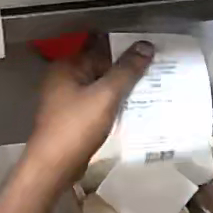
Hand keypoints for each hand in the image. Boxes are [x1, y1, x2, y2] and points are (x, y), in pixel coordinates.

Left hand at [22, 38, 152, 178]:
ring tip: (154, 89)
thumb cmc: (76, 127)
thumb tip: (145, 45)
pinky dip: (113, 106)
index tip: (153, 53)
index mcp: (67, 66)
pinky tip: (135, 110)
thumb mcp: (105, 95)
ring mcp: (66, 100)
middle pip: (101, 68)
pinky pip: (97, 105)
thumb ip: (126, 70)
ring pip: (101, 88)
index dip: (127, 51)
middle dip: (127, 72)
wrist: (53, 167)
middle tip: (159, 71)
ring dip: (122, 91)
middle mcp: (64, 79)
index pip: (101, 49)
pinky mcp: (73, 119)